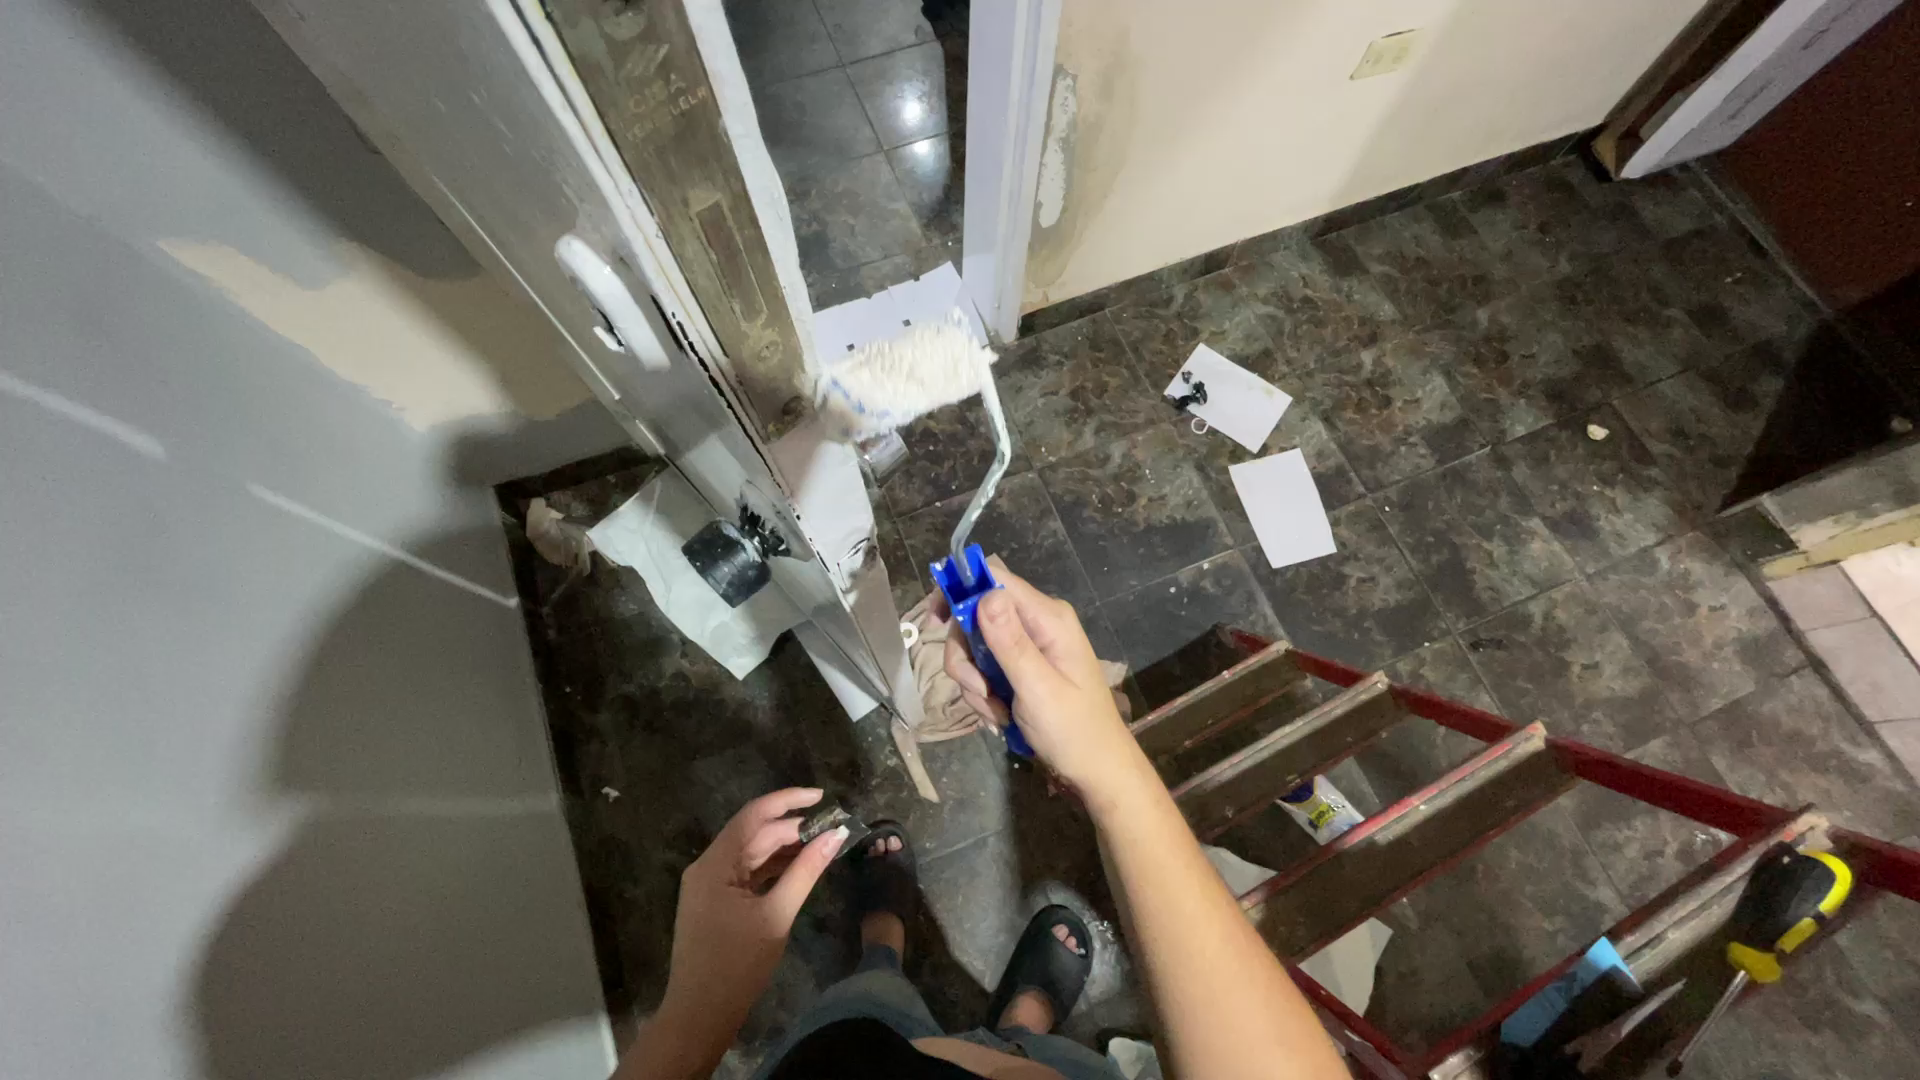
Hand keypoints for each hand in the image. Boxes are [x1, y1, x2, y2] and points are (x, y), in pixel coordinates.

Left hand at [658, 788, 847, 1036]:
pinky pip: (747, 872)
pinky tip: (800, 867)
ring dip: (785, 847)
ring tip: (822, 844)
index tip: (822, 796)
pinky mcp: (716, 901)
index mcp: (715, 864)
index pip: (754, 815)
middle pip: (754, 833)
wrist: (699, 1017)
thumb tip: (836, 834)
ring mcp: (709, 884)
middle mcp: (708, 866)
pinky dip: (773, 867)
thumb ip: (806, 870)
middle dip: (792, 828)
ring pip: (752, 853)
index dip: (788, 800)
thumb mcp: (777, 915)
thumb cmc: (737, 966)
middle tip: (831, 828)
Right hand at [942, 561, 1153, 810]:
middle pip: (975, 616)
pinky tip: (999, 716)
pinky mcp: (1019, 666)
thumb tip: (985, 594)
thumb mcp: (1039, 689)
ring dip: (974, 681)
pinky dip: (982, 693)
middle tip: (978, 690)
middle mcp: (1037, 622)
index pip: (994, 580)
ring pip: (974, 647)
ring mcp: (1028, 645)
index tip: (935, 622)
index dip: (960, 591)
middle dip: (966, 656)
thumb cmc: (1074, 730)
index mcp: (1048, 617)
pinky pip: (983, 669)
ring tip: (995, 711)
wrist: (1096, 770)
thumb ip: (1010, 643)